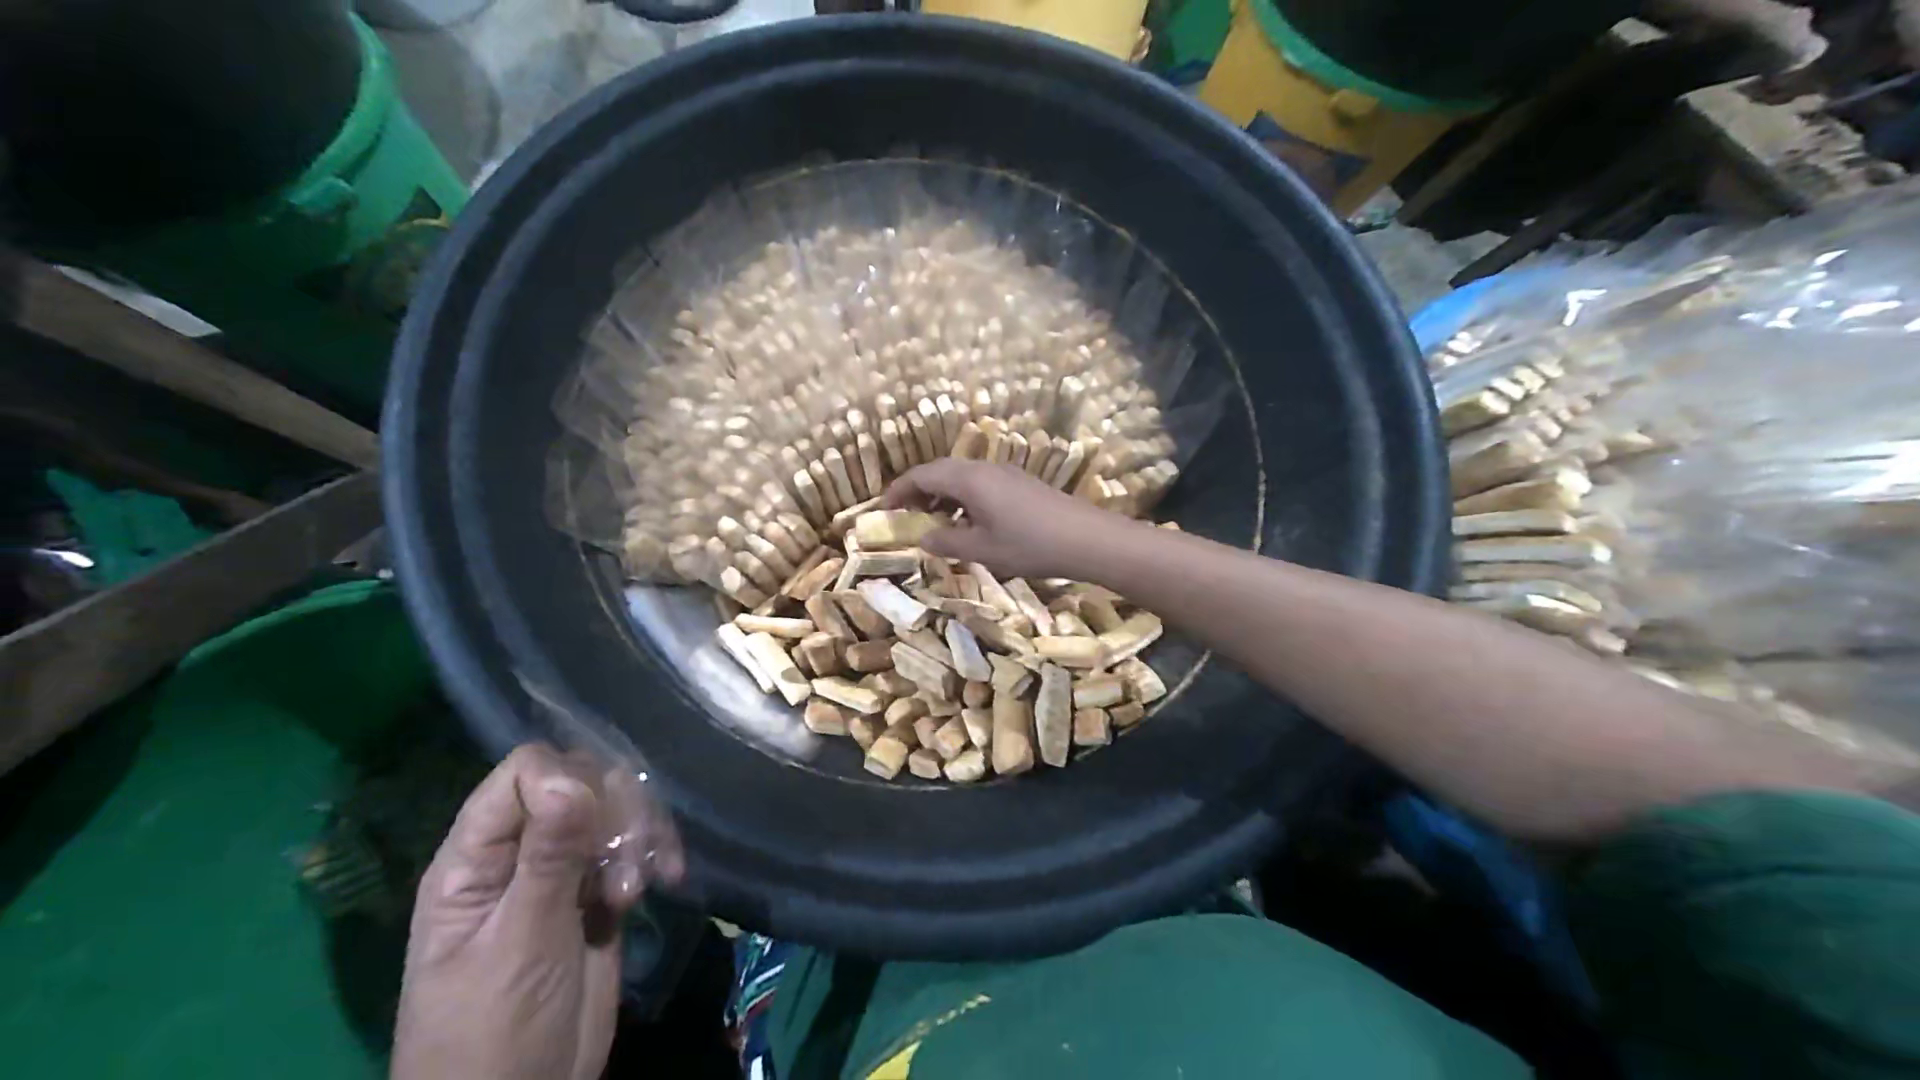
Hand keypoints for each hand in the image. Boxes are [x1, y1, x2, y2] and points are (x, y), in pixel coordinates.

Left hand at [392, 744, 683, 1079]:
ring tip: (637, 889)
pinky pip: (634, 846)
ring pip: (614, 810)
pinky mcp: (599, 891)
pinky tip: (666, 880)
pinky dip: (655, 854)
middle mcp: (520, 853)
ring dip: (639, 836)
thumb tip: (568, 777)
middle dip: (614, 812)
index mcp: (476, 859)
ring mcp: (563, 871)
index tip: (592, 824)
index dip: (564, 781)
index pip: (522, 774)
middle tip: (623, 865)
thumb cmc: (495, 1032)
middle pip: (579, 783)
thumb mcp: (521, 944)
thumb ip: (548, 858)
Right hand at [883, 459, 1139, 580]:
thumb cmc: (1029, 545)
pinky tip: (969, 522)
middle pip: (940, 470)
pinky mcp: (1020, 483)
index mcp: (968, 479)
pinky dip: (963, 497)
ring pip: (961, 476)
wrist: (1086, 539)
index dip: (898, 490)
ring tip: (935, 522)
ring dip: (942, 495)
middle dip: (919, 491)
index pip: (921, 475)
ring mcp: (1005, 472)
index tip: (885, 510)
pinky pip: (980, 482)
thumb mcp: (981, 550)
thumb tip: (922, 538)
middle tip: (907, 516)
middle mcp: (984, 468)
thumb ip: (946, 542)